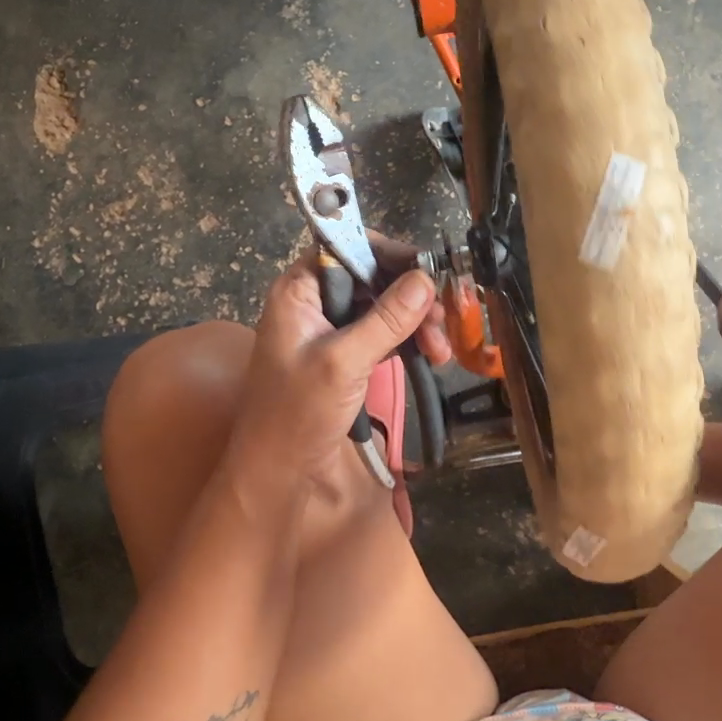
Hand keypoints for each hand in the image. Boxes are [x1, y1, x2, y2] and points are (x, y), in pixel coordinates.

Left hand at [218, 245, 439, 501]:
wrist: (278, 472)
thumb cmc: (298, 414)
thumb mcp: (345, 362)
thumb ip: (385, 319)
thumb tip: (426, 279)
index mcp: (298, 291)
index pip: (347, 248)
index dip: (389, 255)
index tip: (429, 272)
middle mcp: (313, 302)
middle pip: (370, 278)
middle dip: (411, 296)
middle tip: (443, 319)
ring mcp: (328, 330)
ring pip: (381, 307)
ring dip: (415, 322)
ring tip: (441, 350)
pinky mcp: (342, 356)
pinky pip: (380, 334)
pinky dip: (406, 342)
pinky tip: (430, 356)